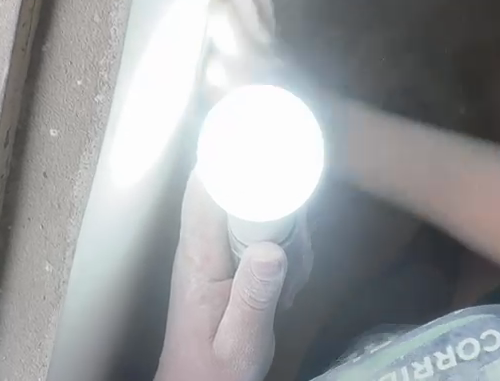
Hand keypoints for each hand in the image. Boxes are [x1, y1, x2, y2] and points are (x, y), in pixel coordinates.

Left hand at [154, 174, 290, 380]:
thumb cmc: (213, 371)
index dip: (226, 156)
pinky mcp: (229, 259)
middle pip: (232, 188)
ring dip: (282, 221)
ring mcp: (215, 248)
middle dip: (272, 193)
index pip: (203, 188)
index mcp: (199, 254)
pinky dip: (282, 241)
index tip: (260, 141)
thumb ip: (255, 297)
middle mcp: (202, 242)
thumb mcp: (241, 342)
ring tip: (298, 262)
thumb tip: (273, 248)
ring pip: (249, 207)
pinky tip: (293, 272)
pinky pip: (256, 229)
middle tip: (300, 229)